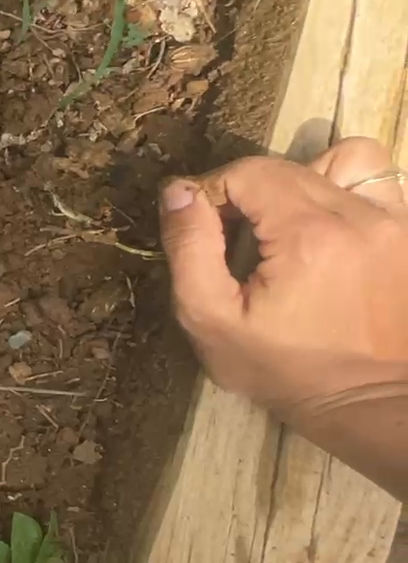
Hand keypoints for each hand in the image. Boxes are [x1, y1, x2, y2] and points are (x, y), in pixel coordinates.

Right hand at [160, 137, 407, 495]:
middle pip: (292, 166)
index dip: (209, 191)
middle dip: (245, 190)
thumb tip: (177, 190)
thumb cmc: (275, 363)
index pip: (250, 172)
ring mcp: (402, 226)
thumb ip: (189, 245)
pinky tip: (317, 233)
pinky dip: (341, 194)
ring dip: (302, 181)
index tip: (195, 228)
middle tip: (227, 235)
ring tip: (279, 222)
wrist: (368, 401)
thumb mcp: (206, 312)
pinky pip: (380, 187)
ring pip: (349, 161)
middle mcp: (367, 218)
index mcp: (311, 235)